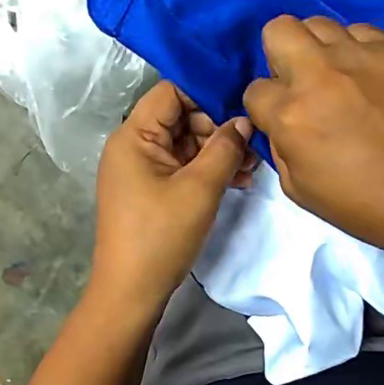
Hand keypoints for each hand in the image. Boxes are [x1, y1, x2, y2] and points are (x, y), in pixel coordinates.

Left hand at [90, 81, 256, 312]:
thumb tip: (244, 120)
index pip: (170, 91)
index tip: (241, 112)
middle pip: (180, 116)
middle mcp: (132, 145)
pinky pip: (182, 167)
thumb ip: (225, 148)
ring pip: (185, 144)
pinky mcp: (150, 190)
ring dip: (218, 152)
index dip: (206, 96)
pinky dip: (207, 171)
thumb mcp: (199, 188)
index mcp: (132, 136)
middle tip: (252, 148)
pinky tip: (238, 182)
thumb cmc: (161, 235)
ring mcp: (140, 169)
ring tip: (251, 169)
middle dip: (218, 128)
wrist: (131, 292)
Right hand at [242, 16, 383, 259]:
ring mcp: (359, 57)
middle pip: (278, 30)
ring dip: (316, 48)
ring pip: (318, 23)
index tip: (281, 121)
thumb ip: (280, 146)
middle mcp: (319, 74)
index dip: (264, 109)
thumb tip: (281, 123)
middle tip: (297, 82)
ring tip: (332, 74)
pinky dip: (354, 48)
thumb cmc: (364, 205)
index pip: (254, 91)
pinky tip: (365, 74)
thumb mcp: (298, 190)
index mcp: (291, 115)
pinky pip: (360, 30)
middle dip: (278, 55)